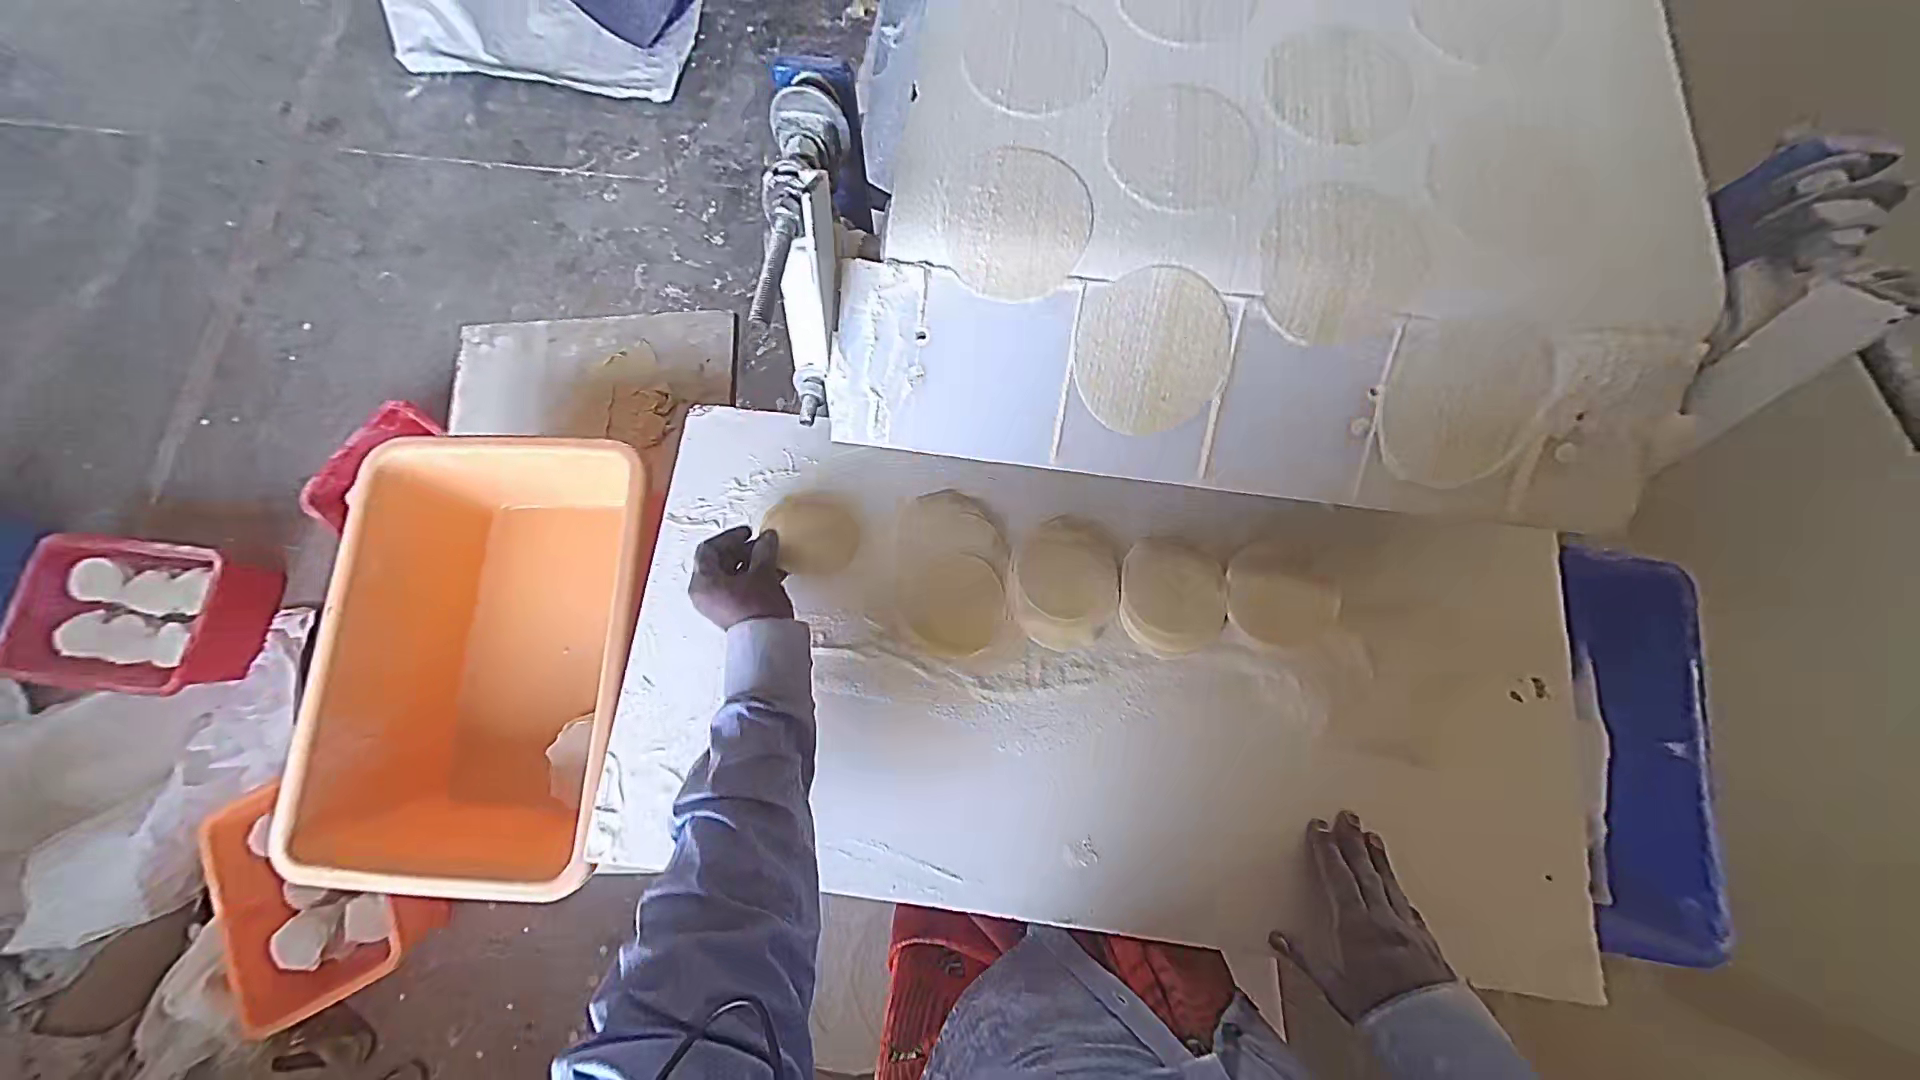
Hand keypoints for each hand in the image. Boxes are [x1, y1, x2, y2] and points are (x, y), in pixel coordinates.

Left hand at [690, 525, 793, 630]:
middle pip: (718, 562)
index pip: (709, 549)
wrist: (767, 641)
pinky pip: (735, 588)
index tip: (748, 533)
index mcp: (702, 582)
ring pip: (728, 576)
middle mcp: (703, 594)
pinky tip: (769, 575)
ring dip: (749, 564)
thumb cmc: (758, 609)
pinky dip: (750, 579)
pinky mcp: (729, 613)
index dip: (730, 537)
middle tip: (760, 545)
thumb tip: (767, 538)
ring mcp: (715, 605)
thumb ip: (764, 550)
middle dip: (742, 551)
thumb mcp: (762, 572)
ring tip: (769, 559)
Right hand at [1270, 811, 1455, 1021]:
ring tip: (1372, 836)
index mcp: (1355, 922)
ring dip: (1378, 858)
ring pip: (1389, 883)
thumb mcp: (1332, 985)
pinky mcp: (1428, 942)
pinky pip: (1409, 906)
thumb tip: (1277, 937)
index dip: (1327, 849)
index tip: (1320, 826)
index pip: (1338, 875)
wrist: (1432, 1032)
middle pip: (1364, 870)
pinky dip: (1399, 890)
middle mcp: (1382, 917)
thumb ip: (1304, 958)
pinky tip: (1399, 887)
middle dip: (1353, 841)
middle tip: (1347, 815)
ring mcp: (1408, 927)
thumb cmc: (1377, 1008)